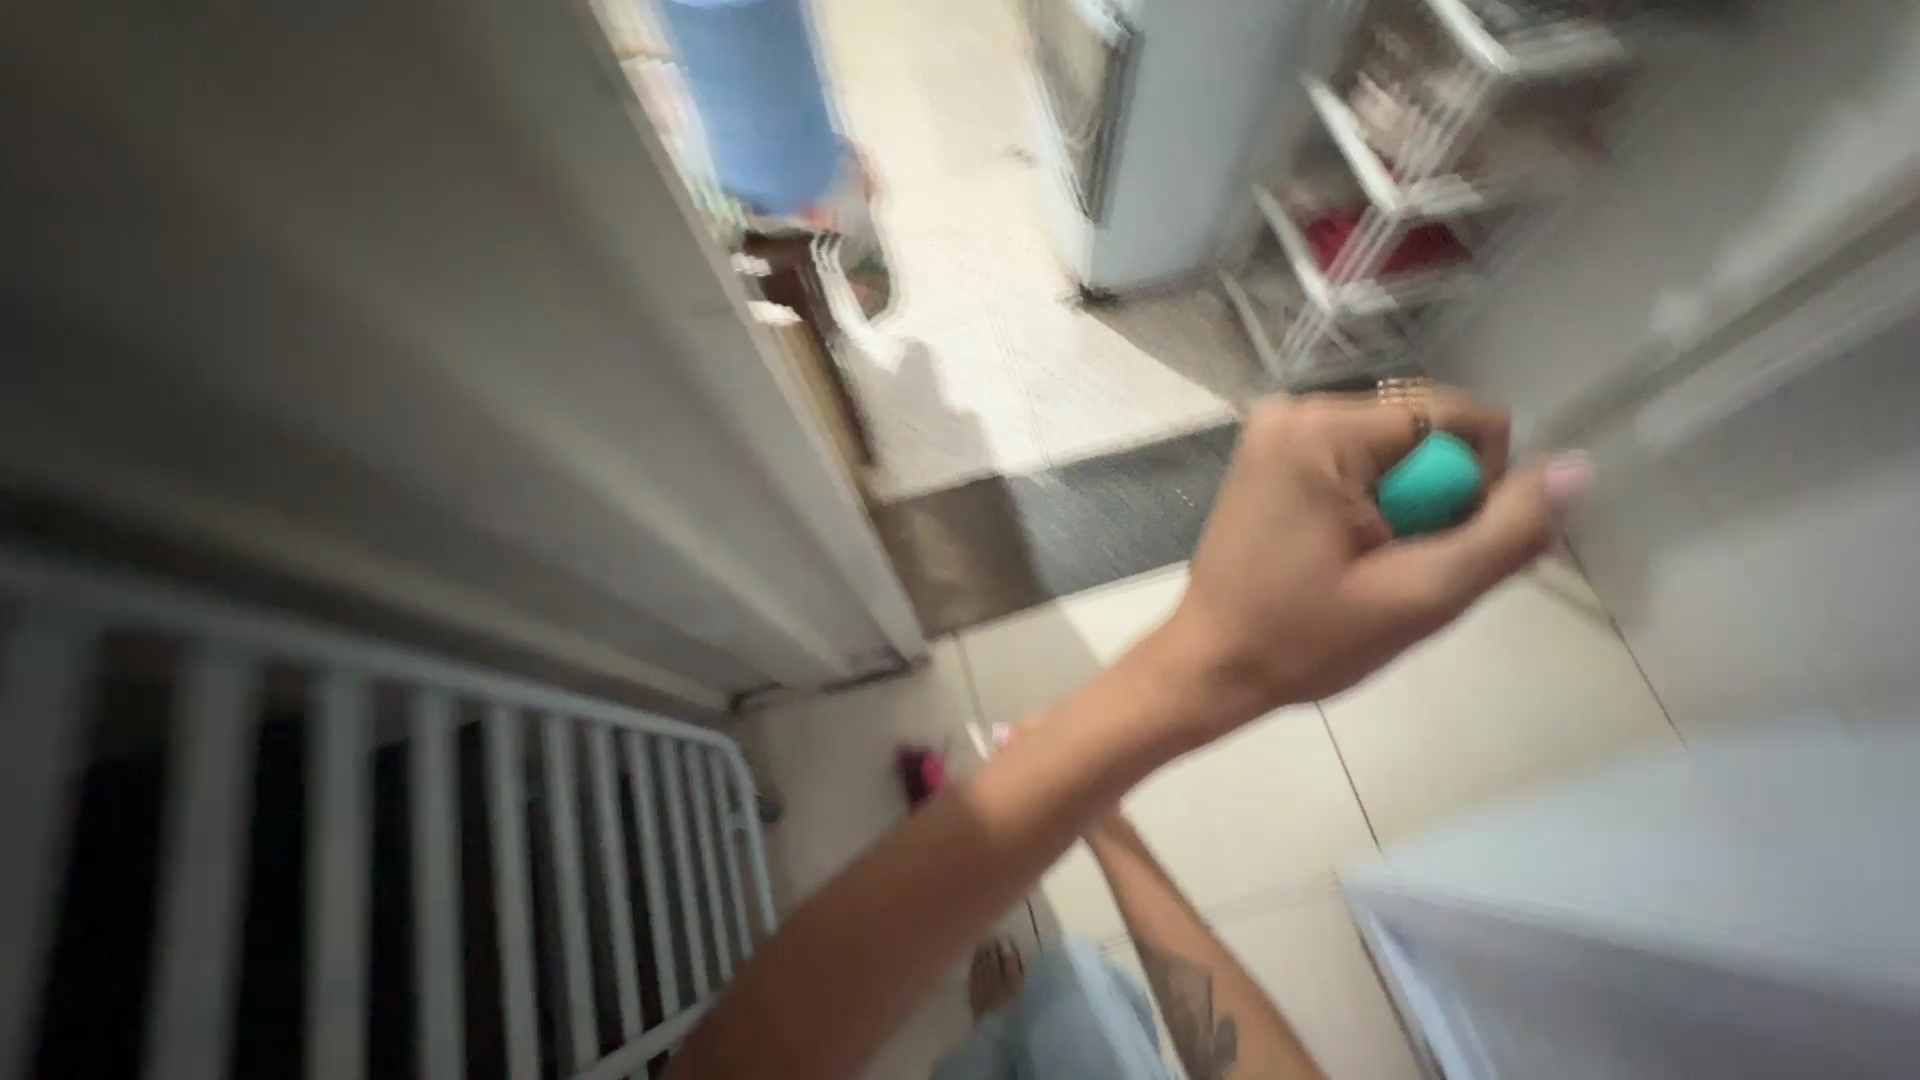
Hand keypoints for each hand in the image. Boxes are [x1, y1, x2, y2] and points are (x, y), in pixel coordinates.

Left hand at [1156, 388, 1588, 738]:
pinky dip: (1369, 502)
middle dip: (1434, 498)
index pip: (1463, 420)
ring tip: (1363, 562)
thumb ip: (1506, 531)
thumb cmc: (1304, 640)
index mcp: (1320, 431)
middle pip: (1427, 431)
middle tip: (1392, 564)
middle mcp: (1293, 410)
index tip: (1429, 549)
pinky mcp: (1268, 452)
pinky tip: (1342, 549)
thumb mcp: (1420, 596)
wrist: (1212, 662)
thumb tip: (1577, 467)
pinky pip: (1356, 459)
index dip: (1476, 488)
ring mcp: (1274, 428)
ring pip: (1397, 448)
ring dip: (1404, 504)